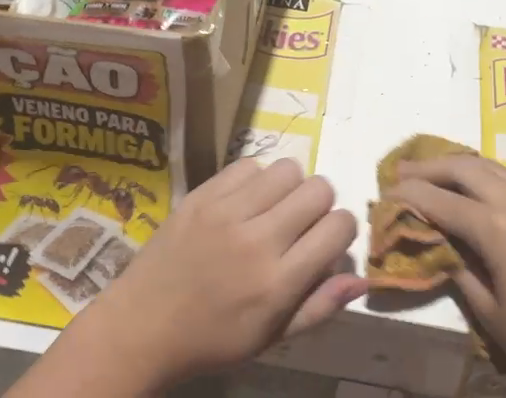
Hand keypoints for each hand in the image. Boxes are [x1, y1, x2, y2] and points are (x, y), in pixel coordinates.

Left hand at [12, 158, 365, 396]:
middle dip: (320, 205)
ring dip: (289, 188)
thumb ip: (320, 305)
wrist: (142, 327)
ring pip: (287, 169)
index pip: (338, 226)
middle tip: (300, 225)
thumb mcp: (272, 337)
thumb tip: (363, 276)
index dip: (340, 231)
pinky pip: (249, 164)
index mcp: (279, 282)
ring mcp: (227, 212)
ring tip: (272, 210)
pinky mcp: (202, 194)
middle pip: (318, 188)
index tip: (326, 241)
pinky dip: (255, 180)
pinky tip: (244, 203)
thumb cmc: (213, 340)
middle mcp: (258, 239)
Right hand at [391, 154, 505, 397]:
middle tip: (402, 172)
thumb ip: (458, 265)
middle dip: (431, 167)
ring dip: (459, 166)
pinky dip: (486, 177)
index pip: (443, 201)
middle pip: (467, 168)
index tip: (385, 191)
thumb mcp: (488, 310)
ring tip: (432, 171)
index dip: (411, 194)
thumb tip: (436, 241)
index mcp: (500, 229)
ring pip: (493, 167)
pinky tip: (473, 189)